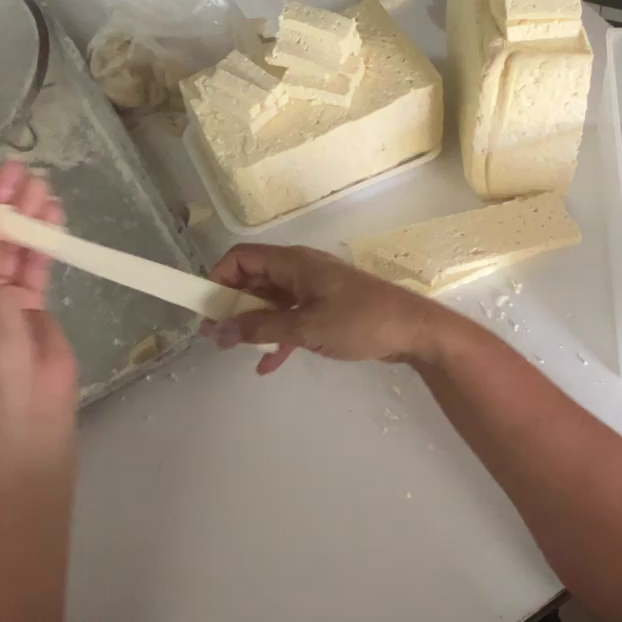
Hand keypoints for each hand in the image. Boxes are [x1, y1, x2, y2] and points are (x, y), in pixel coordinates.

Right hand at [205, 243, 455, 373]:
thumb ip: (261, 328)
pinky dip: (278, 337)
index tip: (206, 310)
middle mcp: (301, 270)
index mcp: (294, 263)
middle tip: (216, 336)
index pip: (241, 257)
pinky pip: (292, 318)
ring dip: (254, 324)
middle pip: (254, 279)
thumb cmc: (362, 321)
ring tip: (235, 350)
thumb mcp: (306, 327)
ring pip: (272, 302)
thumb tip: (218, 331)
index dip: (218, 279)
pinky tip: (268, 364)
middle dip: (232, 306)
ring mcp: (315, 289)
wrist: (414, 331)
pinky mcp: (327, 308)